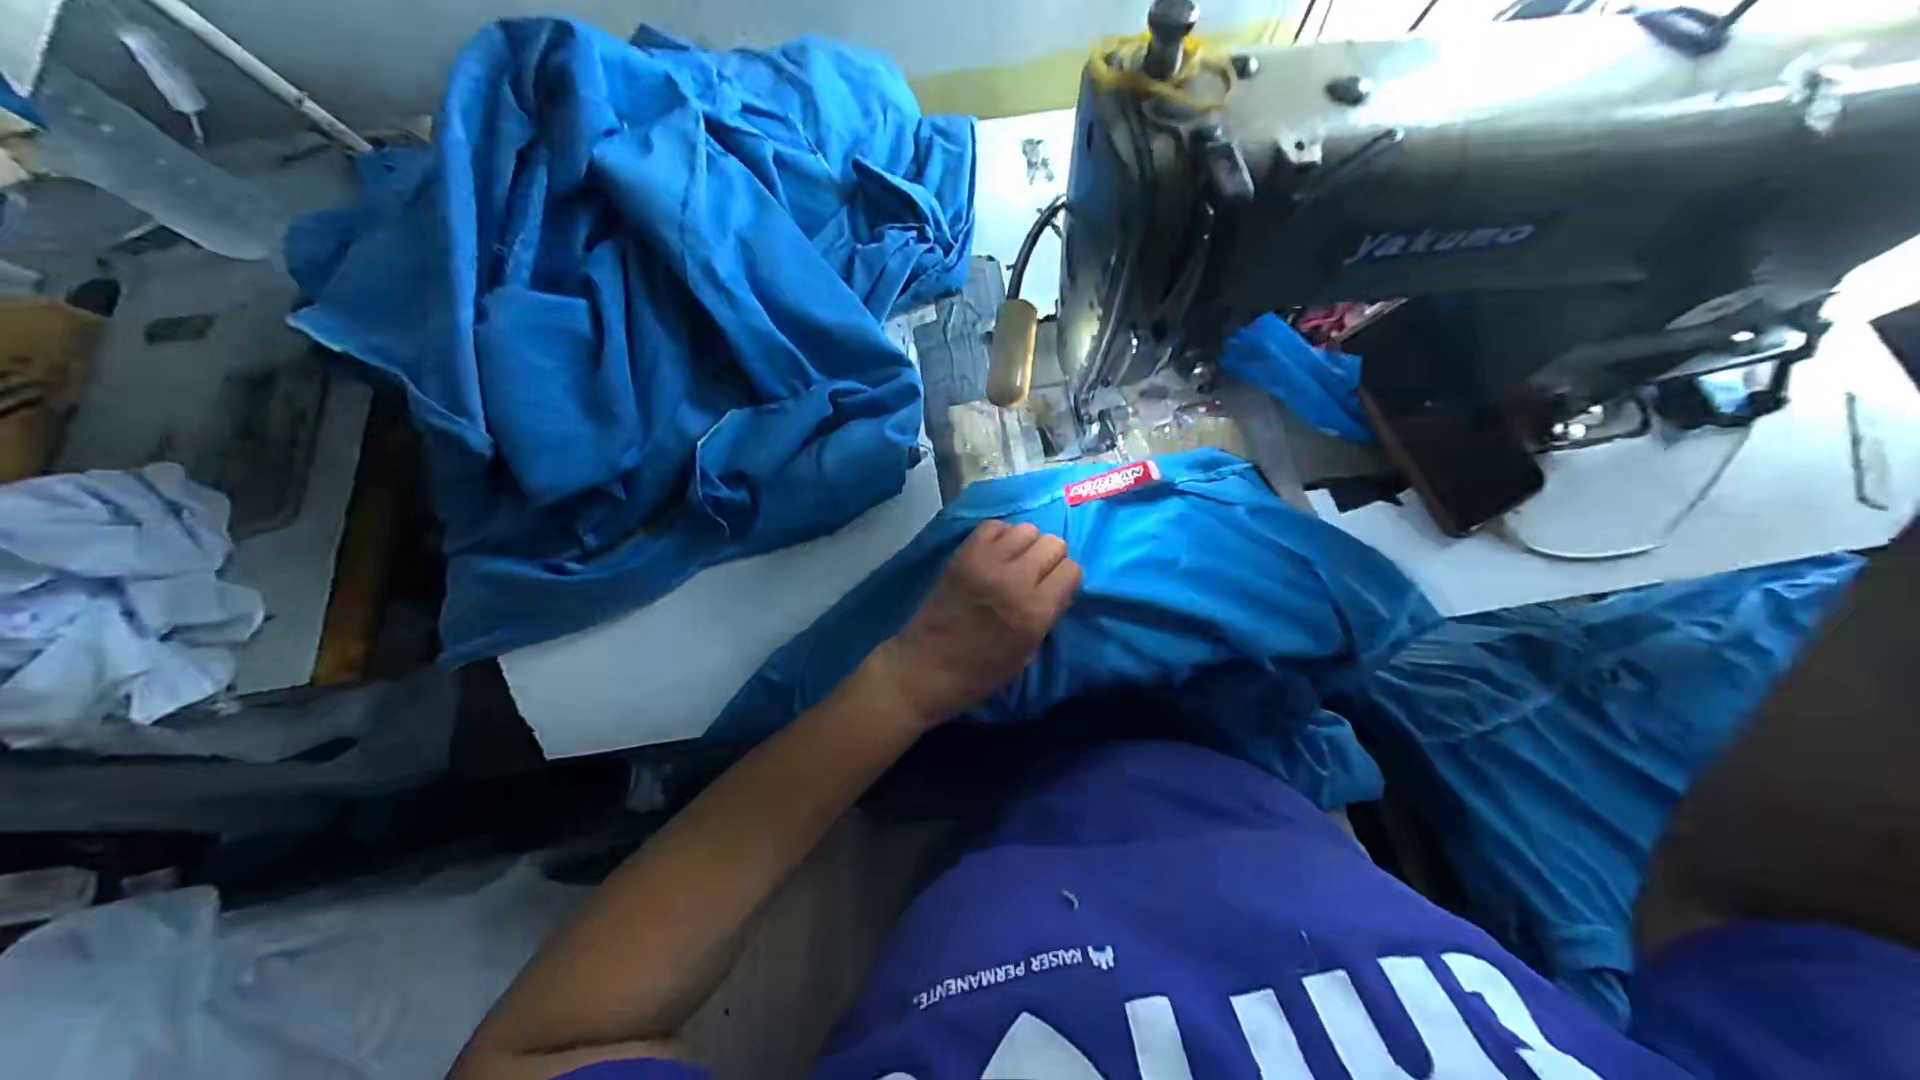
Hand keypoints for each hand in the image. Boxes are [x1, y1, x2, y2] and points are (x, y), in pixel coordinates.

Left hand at [868, 520, 1081, 725]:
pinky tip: (995, 554)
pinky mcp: (964, 554)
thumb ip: (1046, 616)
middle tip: (1036, 576)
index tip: (1055, 591)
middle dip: (1050, 559)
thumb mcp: (1027, 653)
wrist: (927, 667)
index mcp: (1035, 611)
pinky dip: (1001, 536)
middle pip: (1053, 544)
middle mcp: (1016, 579)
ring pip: (1027, 530)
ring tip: (1015, 563)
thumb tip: (1054, 590)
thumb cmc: (980, 672)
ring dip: (1026, 545)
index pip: (1071, 570)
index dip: (1065, 581)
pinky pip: (994, 526)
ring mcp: (988, 562)